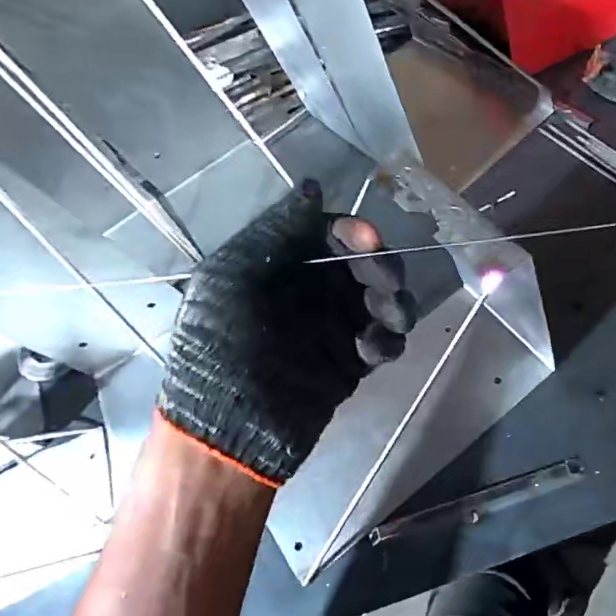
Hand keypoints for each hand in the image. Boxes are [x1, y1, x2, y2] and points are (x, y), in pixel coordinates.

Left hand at [158, 180, 414, 486]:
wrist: (230, 429)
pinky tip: (371, 352)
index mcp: (279, 265)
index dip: (354, 232)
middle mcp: (310, 290)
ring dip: (396, 304)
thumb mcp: (233, 278)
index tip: (371, 240)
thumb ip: (276, 231)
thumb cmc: (220, 348)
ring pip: (385, 300)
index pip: (328, 233)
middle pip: (366, 264)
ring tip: (391, 321)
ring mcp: (335, 326)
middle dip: (384, 269)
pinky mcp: (353, 361)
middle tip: (390, 287)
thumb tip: (313, 186)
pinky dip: (387, 340)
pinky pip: (385, 339)